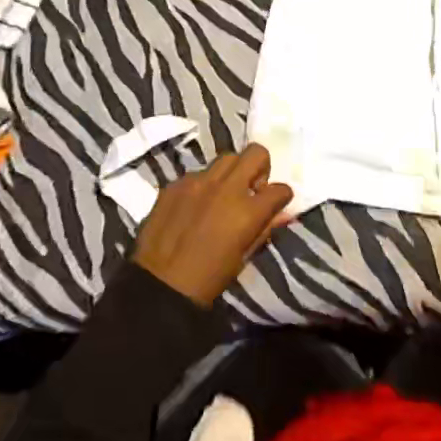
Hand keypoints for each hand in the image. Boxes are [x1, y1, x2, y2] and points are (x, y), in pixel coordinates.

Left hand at [131, 144, 293, 307]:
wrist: (159, 287)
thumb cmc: (209, 279)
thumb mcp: (244, 256)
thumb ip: (265, 228)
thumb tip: (281, 213)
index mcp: (248, 211)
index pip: (280, 189)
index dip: (281, 196)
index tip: (275, 204)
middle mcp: (227, 188)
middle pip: (256, 153)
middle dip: (260, 167)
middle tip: (251, 188)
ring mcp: (199, 182)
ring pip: (226, 158)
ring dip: (232, 173)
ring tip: (222, 194)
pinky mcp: (175, 184)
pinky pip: (198, 173)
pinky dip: (203, 185)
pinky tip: (195, 205)